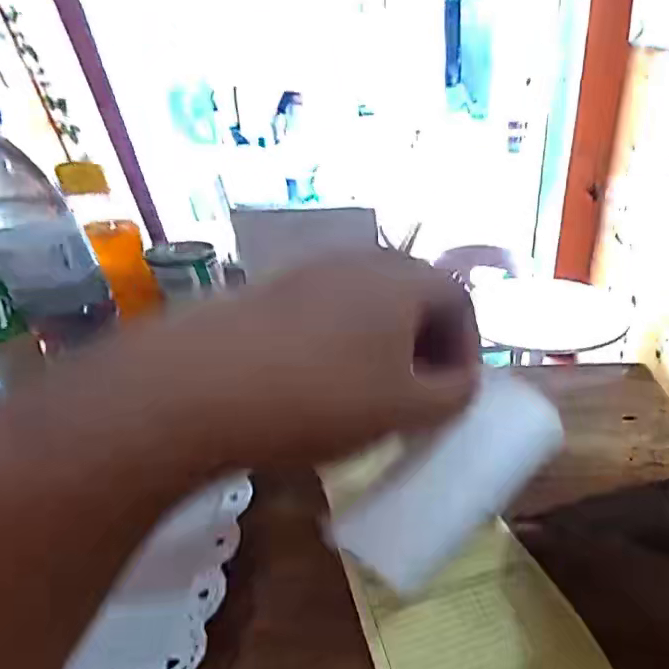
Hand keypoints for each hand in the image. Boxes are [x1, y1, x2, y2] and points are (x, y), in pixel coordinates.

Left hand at [99, 251, 480, 469]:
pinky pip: (328, 314)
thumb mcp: (405, 408)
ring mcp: (308, 271)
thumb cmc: (324, 397)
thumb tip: (463, 382)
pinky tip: (323, 387)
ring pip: (369, 306)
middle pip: (415, 297)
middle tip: (419, 395)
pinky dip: (344, 347)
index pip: (461, 301)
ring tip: (373, 396)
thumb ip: (453, 395)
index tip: (455, 392)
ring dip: (385, 348)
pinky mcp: (268, 291)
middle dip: (427, 347)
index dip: (468, 349)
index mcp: (404, 279)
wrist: (200, 389)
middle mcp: (360, 260)